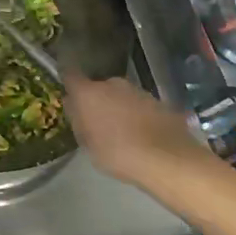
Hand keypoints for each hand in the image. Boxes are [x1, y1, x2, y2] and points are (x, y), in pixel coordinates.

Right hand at [67, 75, 223, 186]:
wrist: (168, 159)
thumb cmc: (117, 153)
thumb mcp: (87, 143)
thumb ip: (78, 120)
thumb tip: (73, 104)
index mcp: (89, 92)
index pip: (70, 75)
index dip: (68, 81)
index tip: (67, 90)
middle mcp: (112, 84)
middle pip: (98, 87)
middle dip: (97, 100)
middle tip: (97, 122)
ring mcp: (138, 90)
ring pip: (120, 95)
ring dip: (118, 107)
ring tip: (122, 131)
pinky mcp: (158, 100)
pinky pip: (139, 105)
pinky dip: (137, 114)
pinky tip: (141, 134)